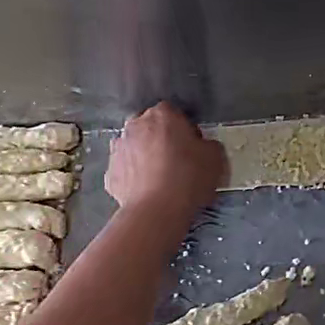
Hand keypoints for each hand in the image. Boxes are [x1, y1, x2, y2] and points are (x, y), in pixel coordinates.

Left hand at [105, 103, 225, 217]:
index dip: (184, 130)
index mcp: (162, 115)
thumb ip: (208, 145)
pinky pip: (124, 172)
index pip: (174, 114)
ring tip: (160, 180)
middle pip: (149, 128)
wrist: (157, 211)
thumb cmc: (188, 177)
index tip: (192, 148)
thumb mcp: (215, 158)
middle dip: (160, 141)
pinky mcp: (110, 175)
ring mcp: (118, 150)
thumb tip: (203, 147)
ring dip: (144, 158)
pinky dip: (133, 179)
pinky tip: (146, 193)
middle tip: (176, 162)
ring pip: (133, 149)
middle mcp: (135, 126)